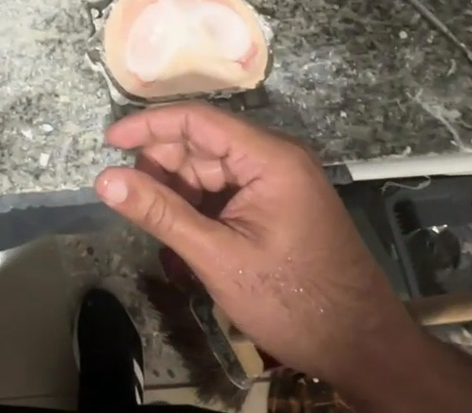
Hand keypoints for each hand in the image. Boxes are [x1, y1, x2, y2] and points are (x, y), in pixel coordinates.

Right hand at [94, 103, 428, 387]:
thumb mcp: (218, 257)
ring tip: (160, 231)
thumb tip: (104, 179)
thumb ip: (160, 212)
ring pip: (209, 169)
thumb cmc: (295, 302)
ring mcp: (279, 180)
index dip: (149, 125)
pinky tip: (185, 238)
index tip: (109, 142)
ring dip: (179, 194)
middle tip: (133, 202)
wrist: (367, 352)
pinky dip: (200, 209)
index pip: (196, 119)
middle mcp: (275, 157)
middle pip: (201, 143)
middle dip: (163, 168)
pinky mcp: (278, 202)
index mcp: (269, 158)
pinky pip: (226, 190)